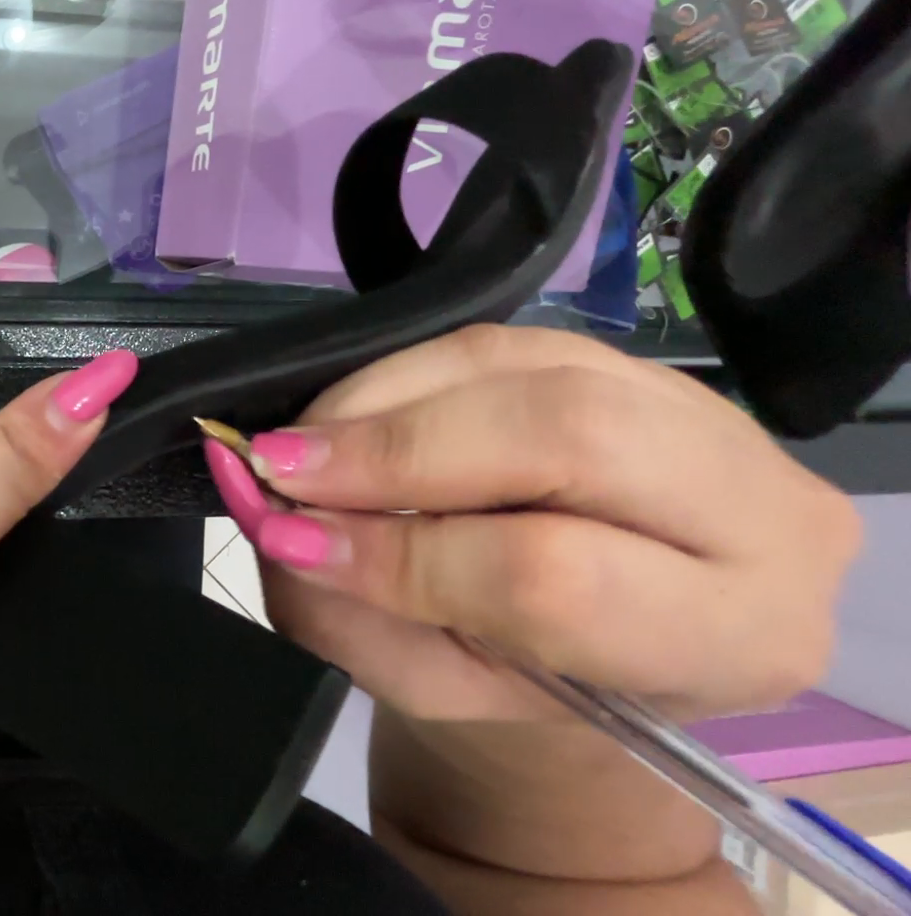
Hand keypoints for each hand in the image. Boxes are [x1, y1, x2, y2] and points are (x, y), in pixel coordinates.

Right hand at [206, 325, 861, 721]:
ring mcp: (696, 411)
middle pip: (562, 434)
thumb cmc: (509, 680)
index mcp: (726, 638)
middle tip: (279, 465)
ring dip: (376, 400)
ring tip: (300, 447)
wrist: (585, 636)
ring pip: (515, 365)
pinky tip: (346, 419)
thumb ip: (344, 611)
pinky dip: (391, 376)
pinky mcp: (617, 359)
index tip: (288, 539)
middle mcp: (755, 510)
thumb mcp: (426, 683)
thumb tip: (270, 516)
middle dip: (391, 447)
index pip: (553, 574)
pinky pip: (485, 341)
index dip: (404, 553)